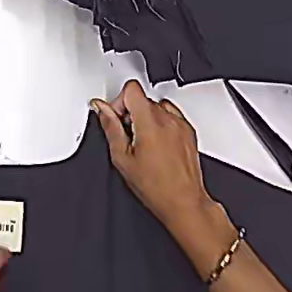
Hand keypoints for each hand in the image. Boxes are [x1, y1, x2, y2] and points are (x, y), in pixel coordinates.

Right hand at [93, 81, 236, 271]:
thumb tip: (101, 109)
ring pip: (157, 106)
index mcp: (150, 122)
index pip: (131, 89)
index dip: (119, 102)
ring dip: (146, 118)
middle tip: (127, 136)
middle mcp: (168, 119)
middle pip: (142, 99)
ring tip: (142, 142)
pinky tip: (156, 144)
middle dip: (130, 113)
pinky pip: (171, 116)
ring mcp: (181, 125)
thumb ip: (110, 127)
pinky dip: (161, 124)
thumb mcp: (122, 158)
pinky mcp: (189, 132)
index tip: (116, 119)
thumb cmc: (156, 186)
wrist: (183, 201)